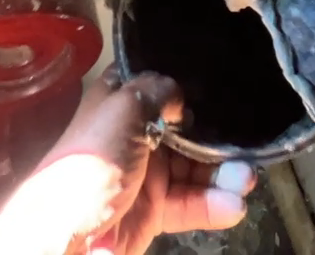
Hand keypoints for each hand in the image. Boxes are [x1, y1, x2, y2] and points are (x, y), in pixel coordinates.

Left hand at [0, 67, 254, 254]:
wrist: (66, 238)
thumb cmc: (92, 163)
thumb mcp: (124, 109)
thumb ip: (159, 91)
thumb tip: (183, 94)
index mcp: (122, 100)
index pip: (160, 81)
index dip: (188, 79)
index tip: (224, 77)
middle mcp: (138, 132)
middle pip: (187, 126)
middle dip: (217, 134)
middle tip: (248, 141)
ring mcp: (147, 173)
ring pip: (194, 166)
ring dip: (223, 172)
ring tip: (247, 178)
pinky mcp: (153, 211)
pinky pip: (190, 203)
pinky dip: (213, 205)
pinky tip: (234, 205)